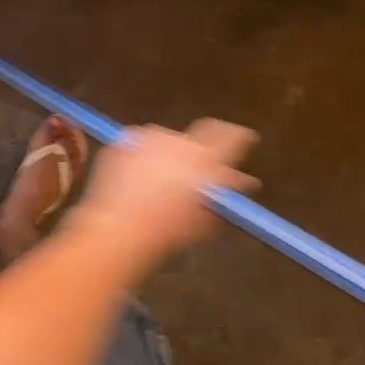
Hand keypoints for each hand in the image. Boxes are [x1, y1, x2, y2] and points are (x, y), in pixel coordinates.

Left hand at [68, 119, 257, 257]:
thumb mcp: (205, 219)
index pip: (231, 136)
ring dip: (169, 153)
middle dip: (200, 149)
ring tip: (158, 182)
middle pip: (199, 134)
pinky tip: (136, 179)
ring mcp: (148, 137)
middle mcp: (179, 140)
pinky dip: (142, 156)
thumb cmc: (167, 230)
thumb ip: (224, 194)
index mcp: (206, 158)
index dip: (239, 137)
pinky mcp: (123, 141)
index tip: (244, 140)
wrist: (119, 228)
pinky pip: (140, 144)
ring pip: (166, 140)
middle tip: (194, 171)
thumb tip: (242, 182)